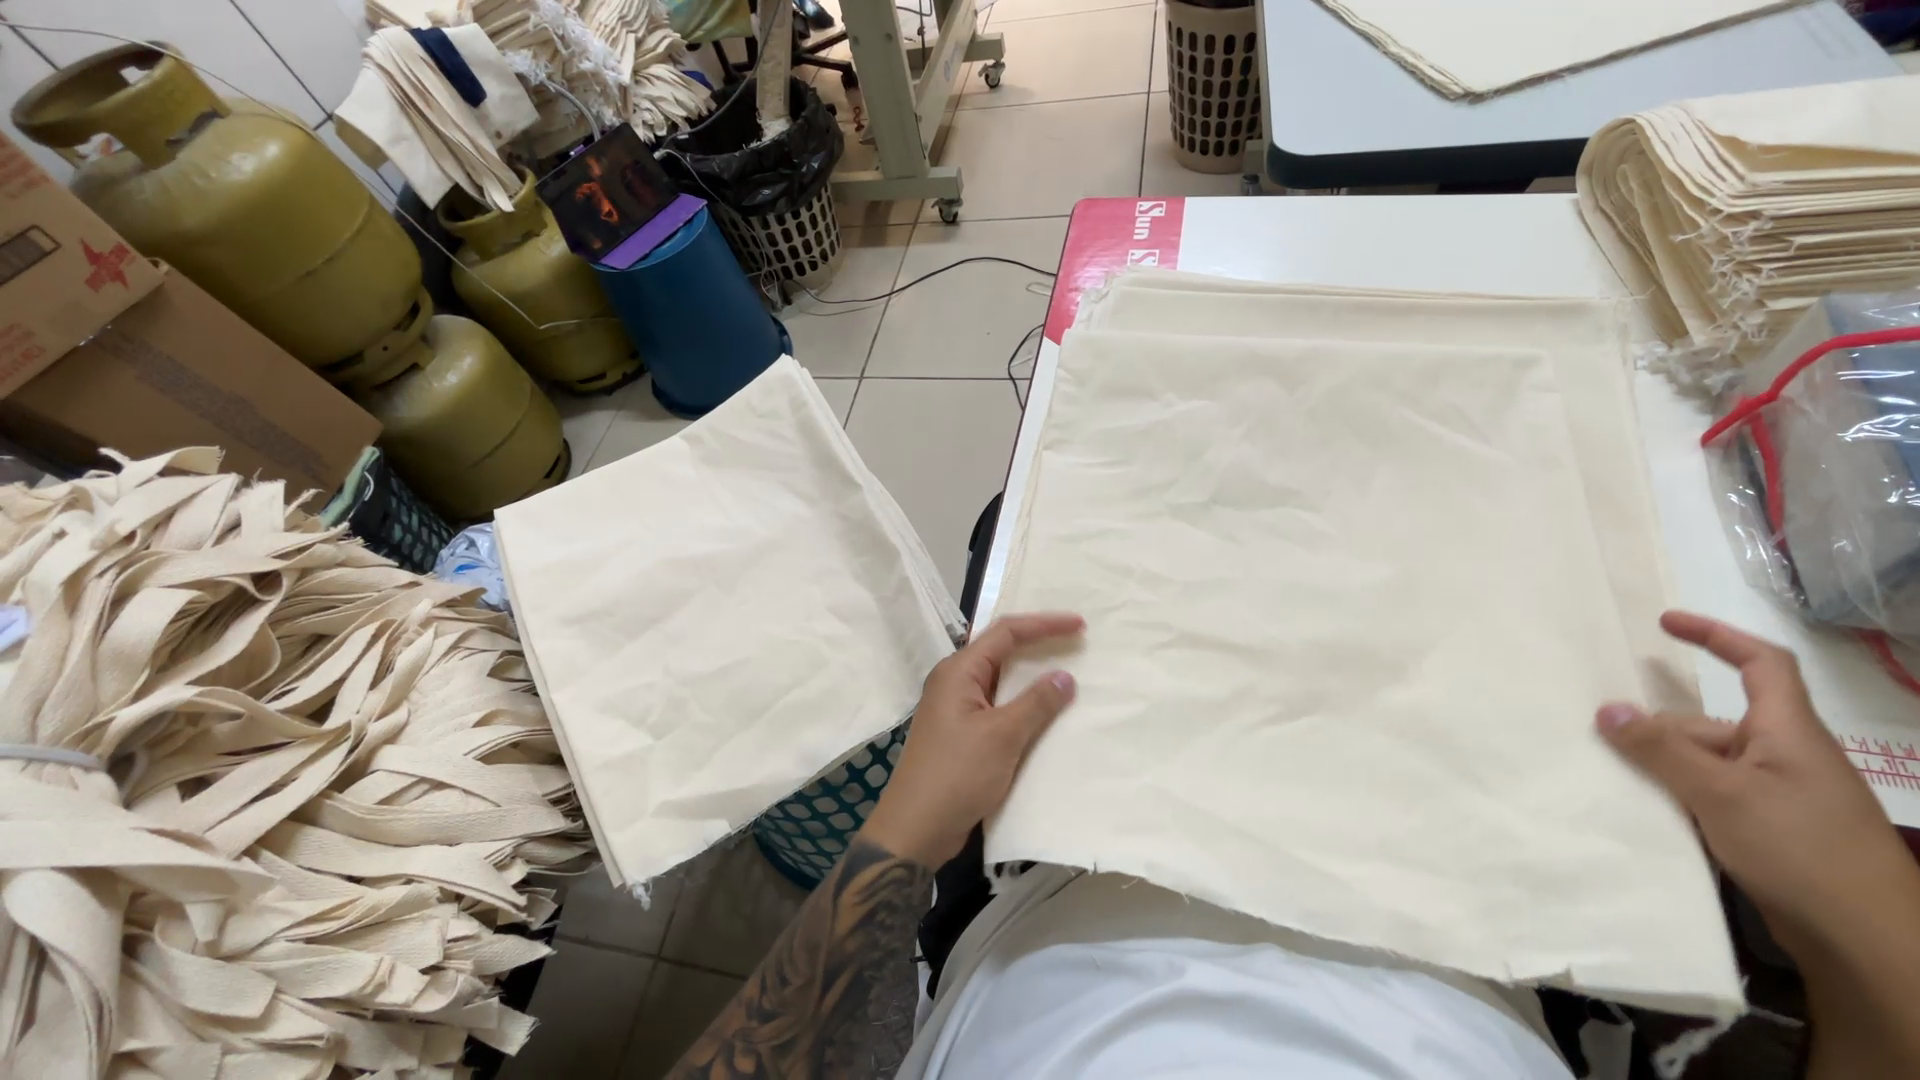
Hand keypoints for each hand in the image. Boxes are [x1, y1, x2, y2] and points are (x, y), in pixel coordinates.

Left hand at [861, 613, 1083, 867]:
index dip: (1043, 624)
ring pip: (1001, 681)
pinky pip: (999, 707)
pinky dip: (1024, 705)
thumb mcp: (1002, 736)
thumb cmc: (956, 775)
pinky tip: (1046, 714)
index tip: (1079, 625)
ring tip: (1069, 673)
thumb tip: (1064, 676)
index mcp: (958, 671)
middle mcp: (954, 682)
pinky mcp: (962, 735)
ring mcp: (957, 709)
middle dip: (1039, 644)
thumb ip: (1036, 703)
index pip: (1005, 633)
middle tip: (1077, 643)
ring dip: (1032, 677)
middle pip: (1001, 651)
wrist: (917, 828)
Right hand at [1595, 611, 1919, 962]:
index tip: (1665, 624)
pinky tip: (1644, 812)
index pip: (1760, 664)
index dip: (1717, 636)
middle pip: (1710, 723)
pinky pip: (1710, 797)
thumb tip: (1606, 708)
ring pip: (1704, 763)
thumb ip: (1660, 750)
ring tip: (1611, 778)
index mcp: (1787, 733)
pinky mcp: (1770, 832)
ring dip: (1660, 767)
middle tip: (1601, 740)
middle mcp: (1784, 756)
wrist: (1868, 940)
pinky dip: (1675, 797)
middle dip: (1658, 729)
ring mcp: (1778, 796)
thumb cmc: (1802, 850)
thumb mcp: (1720, 793)